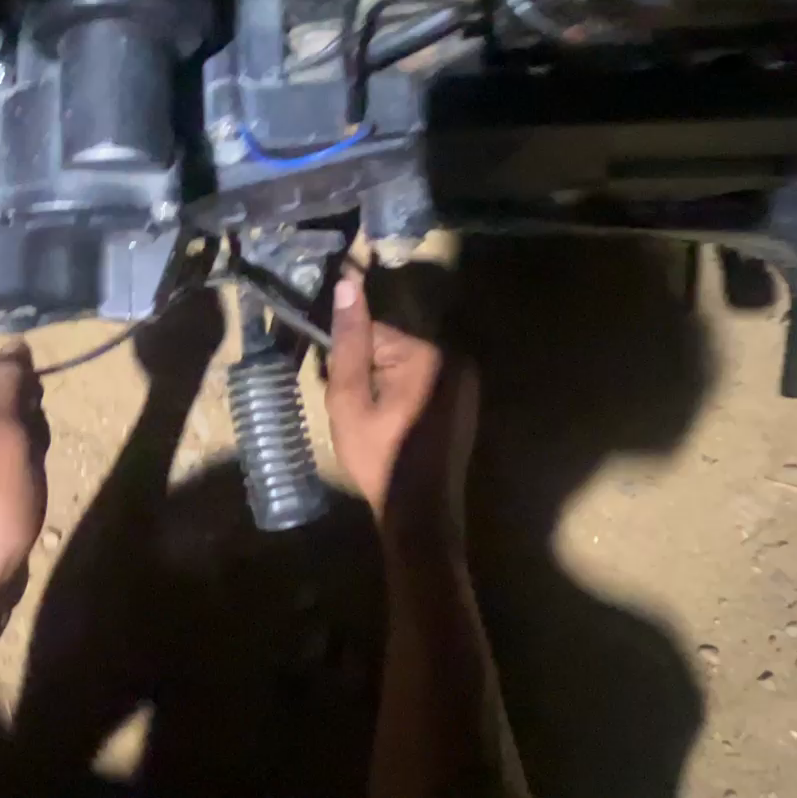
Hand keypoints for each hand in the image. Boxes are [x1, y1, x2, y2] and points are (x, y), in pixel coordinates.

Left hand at [0, 342, 49, 613]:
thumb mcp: (4, 433)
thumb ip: (7, 383)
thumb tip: (13, 344)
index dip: (26, 390)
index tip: (32, 419)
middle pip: (4, 398)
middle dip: (28, 420)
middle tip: (29, 451)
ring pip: (9, 428)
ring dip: (29, 446)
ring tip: (26, 476)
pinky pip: (3, 456)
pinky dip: (20, 467)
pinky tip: (22, 490)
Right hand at [326, 275, 462, 520]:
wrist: (420, 514)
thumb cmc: (378, 456)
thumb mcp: (349, 399)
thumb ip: (347, 342)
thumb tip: (347, 283)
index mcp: (425, 353)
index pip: (370, 331)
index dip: (345, 358)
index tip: (333, 387)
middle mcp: (452, 358)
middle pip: (387, 347)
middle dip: (363, 370)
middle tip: (350, 409)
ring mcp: (462, 382)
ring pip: (401, 366)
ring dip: (380, 383)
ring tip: (368, 421)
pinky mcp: (463, 401)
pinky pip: (420, 382)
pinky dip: (399, 396)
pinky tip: (389, 425)